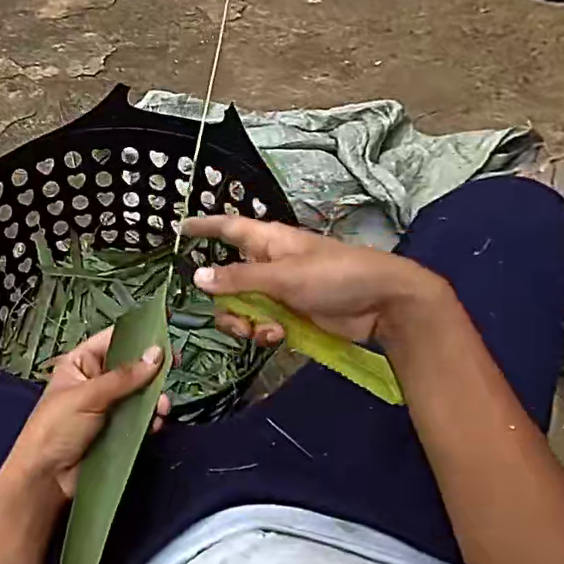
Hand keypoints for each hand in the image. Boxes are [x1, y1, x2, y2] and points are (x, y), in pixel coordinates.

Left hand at [0, 326, 170, 503]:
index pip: (112, 340)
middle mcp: (96, 382)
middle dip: (151, 369)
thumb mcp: (88, 396)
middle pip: (131, 367)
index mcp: (80, 364)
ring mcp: (108, 407)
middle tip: (173, 366)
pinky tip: (157, 421)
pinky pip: (141, 418)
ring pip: (140, 394)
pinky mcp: (118, 430)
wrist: (48, 477)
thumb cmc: (56, 428)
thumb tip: (156, 354)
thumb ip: (124, 377)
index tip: (164, 330)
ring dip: (154, 397)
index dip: (137, 334)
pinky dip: (151, 418)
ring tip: (162, 405)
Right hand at [180, 215, 453, 350]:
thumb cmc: (335, 275)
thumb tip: (197, 277)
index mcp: (268, 242)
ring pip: (241, 309)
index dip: (206, 227)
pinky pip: (261, 323)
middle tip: (239, 322)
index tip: (181, 228)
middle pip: (227, 282)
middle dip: (228, 306)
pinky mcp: (289, 313)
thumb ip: (238, 278)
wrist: (382, 303)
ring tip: (270, 332)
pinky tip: (282, 336)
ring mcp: (279, 291)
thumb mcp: (283, 276)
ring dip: (248, 324)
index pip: (229, 229)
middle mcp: (268, 265)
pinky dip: (265, 333)